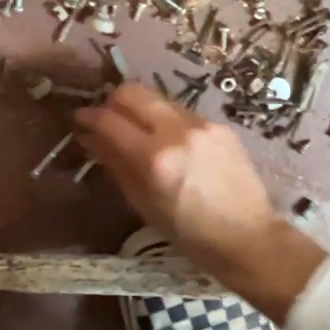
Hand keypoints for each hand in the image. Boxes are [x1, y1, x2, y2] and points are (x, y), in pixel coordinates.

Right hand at [75, 82, 327, 320]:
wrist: (249, 238)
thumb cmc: (189, 233)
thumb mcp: (142, 204)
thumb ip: (114, 164)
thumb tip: (89, 138)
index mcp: (154, 158)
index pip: (108, 120)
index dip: (88, 116)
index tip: (79, 120)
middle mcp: (177, 131)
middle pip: (131, 91)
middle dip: (112, 101)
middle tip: (106, 119)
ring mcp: (201, 124)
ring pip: (156, 98)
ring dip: (139, 108)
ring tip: (136, 130)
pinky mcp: (219, 125)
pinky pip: (180, 111)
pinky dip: (165, 120)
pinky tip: (168, 142)